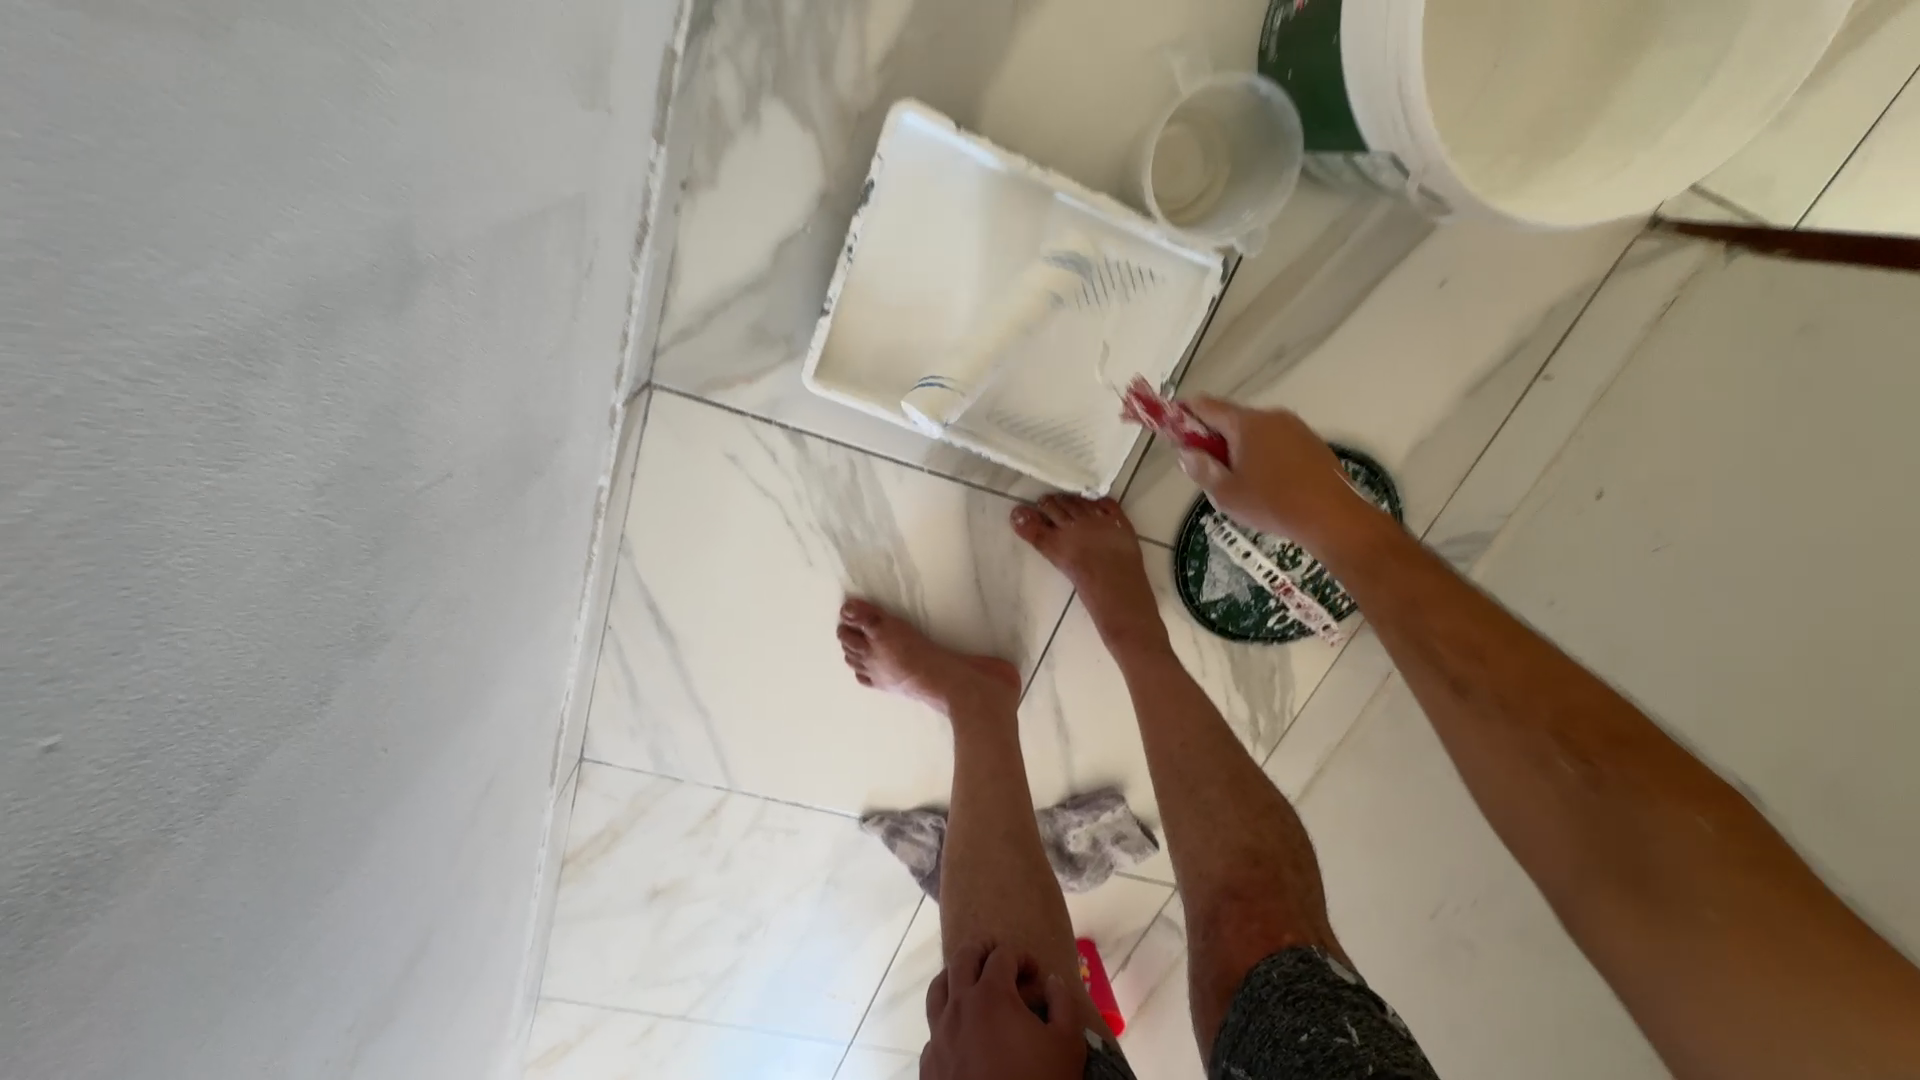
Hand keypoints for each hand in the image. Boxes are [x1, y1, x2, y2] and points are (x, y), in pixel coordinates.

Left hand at [920, 943, 1087, 1079]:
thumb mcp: (1068, 1044)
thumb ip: (1062, 1003)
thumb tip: (1052, 982)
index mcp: (991, 995)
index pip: (1002, 955)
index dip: (1021, 957)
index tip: (1035, 972)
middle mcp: (958, 1007)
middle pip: (962, 959)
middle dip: (982, 950)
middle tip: (997, 955)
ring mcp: (938, 1035)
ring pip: (938, 989)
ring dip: (955, 976)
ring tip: (969, 980)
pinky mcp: (929, 1064)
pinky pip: (933, 1029)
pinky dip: (946, 1020)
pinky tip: (961, 1032)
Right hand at [1180, 397, 1372, 544]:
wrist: (1333, 517)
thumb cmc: (1272, 504)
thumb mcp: (1225, 493)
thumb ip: (1201, 469)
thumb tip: (1186, 453)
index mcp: (1246, 423)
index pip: (1205, 406)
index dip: (1184, 413)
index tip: (1172, 428)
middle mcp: (1270, 416)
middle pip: (1231, 419)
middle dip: (1213, 438)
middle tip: (1207, 468)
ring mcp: (1295, 427)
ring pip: (1254, 431)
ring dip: (1238, 448)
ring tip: (1239, 482)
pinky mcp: (1311, 442)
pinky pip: (1275, 441)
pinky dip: (1262, 454)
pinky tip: (1266, 483)